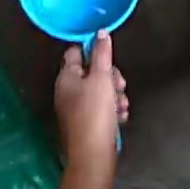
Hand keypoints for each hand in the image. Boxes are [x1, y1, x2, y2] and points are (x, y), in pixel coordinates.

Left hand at [55, 31, 128, 165]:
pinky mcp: (85, 124)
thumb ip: (102, 53)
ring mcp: (75, 109)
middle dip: (110, 76)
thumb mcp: (102, 78)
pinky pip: (100, 108)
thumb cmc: (95, 112)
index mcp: (66, 77)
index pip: (77, 51)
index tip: (109, 57)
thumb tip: (101, 32)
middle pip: (91, 72)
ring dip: (114, 94)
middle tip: (120, 85)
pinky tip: (121, 116)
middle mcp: (67, 91)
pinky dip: (111, 109)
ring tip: (123, 105)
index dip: (94, 50)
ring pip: (99, 90)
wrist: (93, 157)